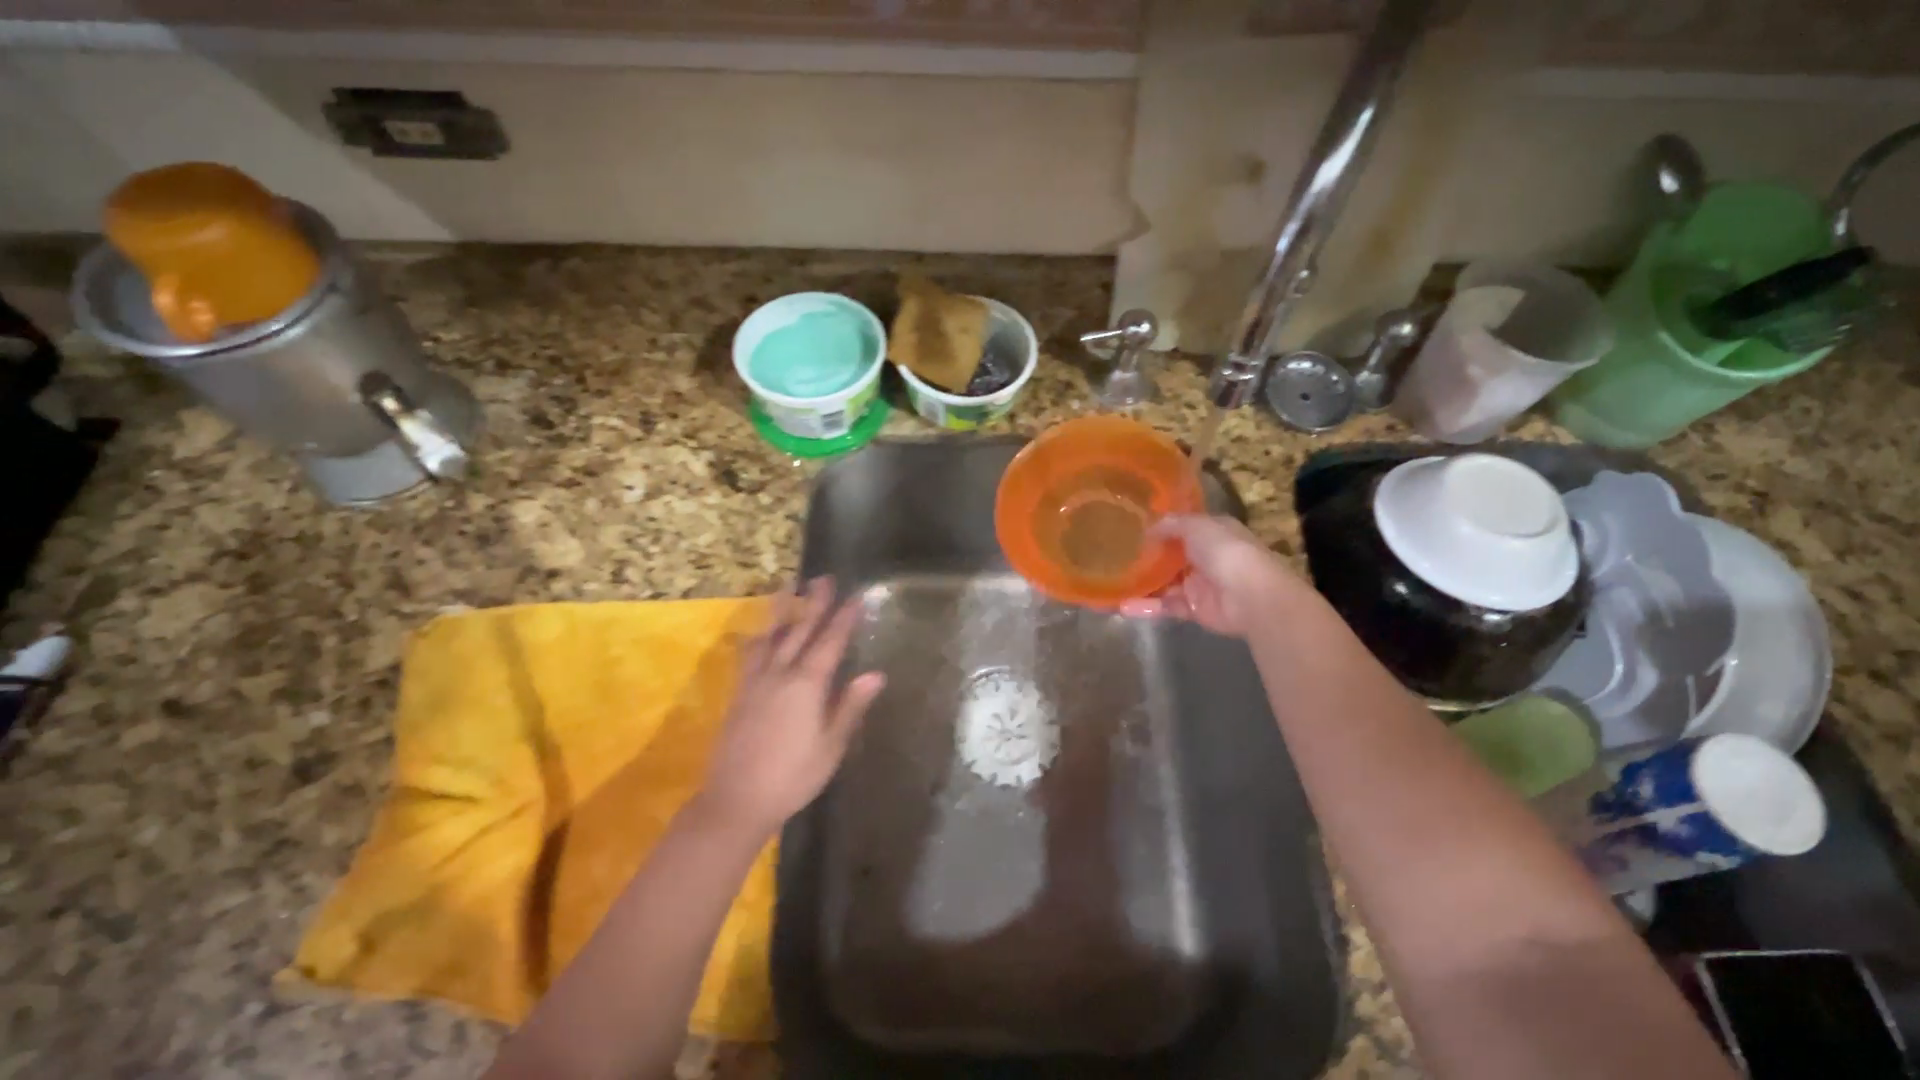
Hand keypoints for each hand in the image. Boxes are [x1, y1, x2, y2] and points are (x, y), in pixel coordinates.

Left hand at [695, 578, 885, 835]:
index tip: (857, 596)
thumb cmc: (793, 776)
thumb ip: (850, 707)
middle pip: (799, 630)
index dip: (844, 619)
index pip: (830, 642)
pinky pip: (750, 655)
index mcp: (807, 685)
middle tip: (822, 578)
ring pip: (770, 636)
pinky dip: (759, 638)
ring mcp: (755, 682)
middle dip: (813, 603)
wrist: (737, 799)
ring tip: (787, 589)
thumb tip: (875, 674)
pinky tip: (758, 635)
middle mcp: (780, 674)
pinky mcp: (739, 694)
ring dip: (781, 611)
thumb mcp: (831, 746)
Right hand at [1121, 515, 1302, 637]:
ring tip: (1113, 582)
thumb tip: (1150, 526)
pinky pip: (1166, 606)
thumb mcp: (1197, 526)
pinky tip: (1122, 606)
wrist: (1250, 596)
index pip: (1185, 527)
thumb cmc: (1226, 552)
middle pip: (1173, 556)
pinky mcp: (1194, 610)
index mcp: (1213, 533)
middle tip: (1116, 554)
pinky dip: (1147, 606)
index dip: (1163, 527)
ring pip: (1166, 583)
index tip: (1134, 525)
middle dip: (1149, 556)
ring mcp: (1200, 585)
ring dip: (1143, 583)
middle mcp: (1207, 557)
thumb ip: (1172, 524)